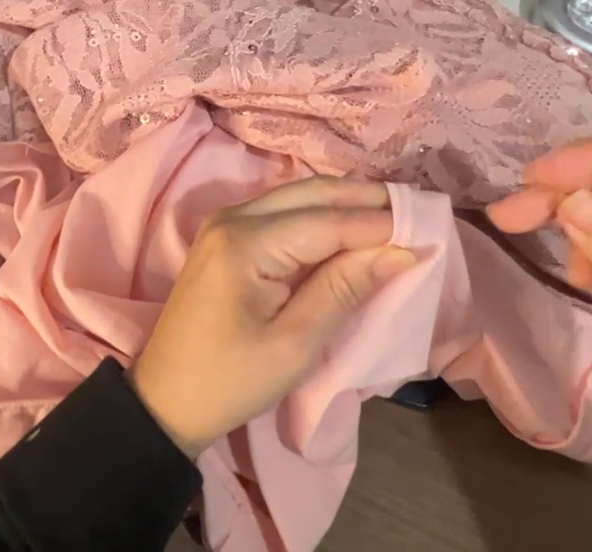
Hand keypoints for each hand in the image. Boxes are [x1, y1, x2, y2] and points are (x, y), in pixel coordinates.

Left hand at [129, 177, 416, 456]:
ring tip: (392, 216)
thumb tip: (400, 251)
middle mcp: (233, 217)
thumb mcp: (295, 344)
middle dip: (364, 199)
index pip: (326, 222)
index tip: (427, 227)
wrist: (164, 397)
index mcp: (245, 243)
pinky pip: (282, 210)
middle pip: (310, 193)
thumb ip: (345, 289)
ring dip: (343, 202)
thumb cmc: (230, 380)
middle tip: (415, 210)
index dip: (377, 224)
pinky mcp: (227, 234)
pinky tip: (349, 226)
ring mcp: (226, 221)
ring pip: (297, 196)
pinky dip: (320, 214)